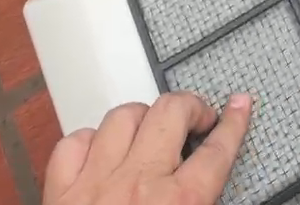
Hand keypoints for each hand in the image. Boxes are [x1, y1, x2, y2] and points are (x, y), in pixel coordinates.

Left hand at [43, 92, 252, 204]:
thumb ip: (202, 204)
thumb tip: (209, 191)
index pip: (217, 151)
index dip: (234, 123)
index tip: (239, 105)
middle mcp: (139, 187)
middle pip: (171, 112)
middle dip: (191, 108)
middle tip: (198, 122)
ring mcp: (95, 185)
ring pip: (124, 116)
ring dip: (143, 118)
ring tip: (152, 133)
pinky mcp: (59, 195)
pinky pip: (75, 143)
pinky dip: (90, 142)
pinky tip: (102, 153)